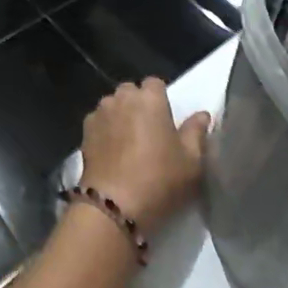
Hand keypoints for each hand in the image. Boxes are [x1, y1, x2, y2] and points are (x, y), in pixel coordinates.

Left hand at [77, 78, 210, 236]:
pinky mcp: (85, 130)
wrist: (114, 205)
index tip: (166, 119)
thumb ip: (196, 133)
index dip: (160, 98)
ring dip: (120, 115)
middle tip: (149, 131)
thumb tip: (202, 115)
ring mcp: (100, 112)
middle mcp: (122, 97)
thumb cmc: (160, 179)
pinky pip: (98, 121)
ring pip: (113, 104)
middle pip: (131, 91)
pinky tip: (111, 151)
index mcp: (150, 99)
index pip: (155, 83)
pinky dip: (105, 129)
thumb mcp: (191, 162)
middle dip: (138, 104)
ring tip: (128, 141)